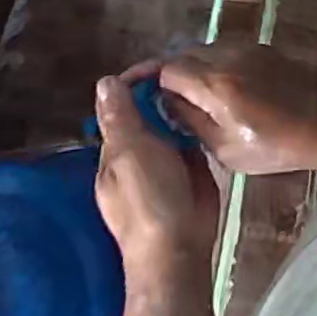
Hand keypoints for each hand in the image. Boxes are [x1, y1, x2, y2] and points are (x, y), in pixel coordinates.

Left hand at [93, 76, 218, 280]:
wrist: (179, 248)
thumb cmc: (149, 199)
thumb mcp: (130, 154)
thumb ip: (120, 119)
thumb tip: (105, 81)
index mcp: (115, 151)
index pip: (121, 107)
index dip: (137, 85)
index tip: (161, 67)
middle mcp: (137, 152)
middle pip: (147, 113)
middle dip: (162, 93)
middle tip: (189, 68)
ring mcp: (165, 160)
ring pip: (170, 124)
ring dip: (180, 106)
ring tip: (204, 79)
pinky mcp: (190, 167)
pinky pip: (191, 137)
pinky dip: (196, 123)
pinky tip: (211, 106)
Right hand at [136, 43, 316, 174]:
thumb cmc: (273, 146)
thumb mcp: (224, 147)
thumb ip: (190, 120)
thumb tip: (164, 102)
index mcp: (216, 85)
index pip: (167, 69)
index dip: (147, 79)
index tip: (132, 91)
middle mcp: (227, 57)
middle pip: (182, 55)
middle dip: (164, 73)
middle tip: (154, 95)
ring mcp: (244, 48)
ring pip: (201, 50)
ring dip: (187, 68)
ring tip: (181, 94)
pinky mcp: (258, 47)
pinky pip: (222, 50)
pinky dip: (209, 64)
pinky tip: (210, 87)